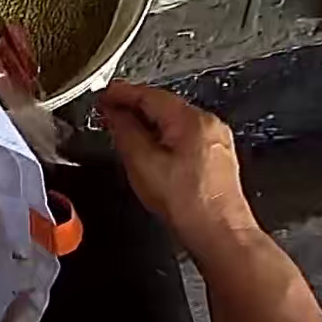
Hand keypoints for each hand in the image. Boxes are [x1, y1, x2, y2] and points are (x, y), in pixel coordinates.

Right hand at [98, 80, 260, 259]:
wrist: (217, 229)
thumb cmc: (185, 200)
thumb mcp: (141, 162)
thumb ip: (124, 132)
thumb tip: (113, 113)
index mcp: (191, 121)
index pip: (150, 95)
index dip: (122, 93)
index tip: (103, 93)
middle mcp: (208, 124)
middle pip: (163, 104)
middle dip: (132, 105)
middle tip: (106, 108)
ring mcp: (214, 138)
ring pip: (172, 119)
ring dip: (144, 119)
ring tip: (120, 125)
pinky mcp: (213, 153)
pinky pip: (181, 133)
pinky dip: (159, 132)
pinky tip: (145, 142)